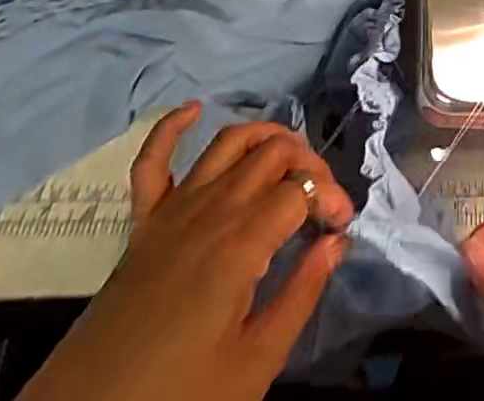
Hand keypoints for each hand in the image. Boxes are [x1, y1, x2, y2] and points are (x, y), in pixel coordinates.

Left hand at [19, 105, 354, 400]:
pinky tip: (193, 110)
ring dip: (266, 136)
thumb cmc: (180, 393)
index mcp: (241, 243)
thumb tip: (336, 242)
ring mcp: (172, 210)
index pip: (303, 190)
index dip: (331, 199)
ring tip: (291, 157)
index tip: (340, 230)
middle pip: (274, 154)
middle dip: (311, 166)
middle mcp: (210, 210)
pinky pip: (152, 162)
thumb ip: (303, 292)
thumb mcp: (256, 361)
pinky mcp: (142, 221)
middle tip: (321, 204)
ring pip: (228, 142)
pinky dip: (171, 129)